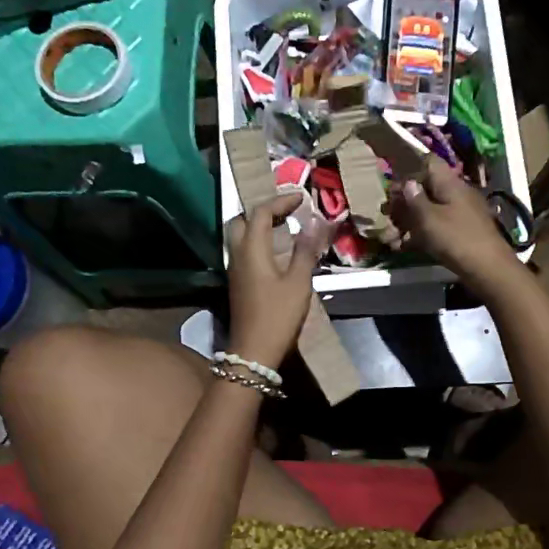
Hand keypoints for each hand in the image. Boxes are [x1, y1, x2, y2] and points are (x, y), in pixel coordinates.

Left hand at [226, 192, 331, 369]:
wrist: (254, 351)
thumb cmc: (278, 315)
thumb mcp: (298, 283)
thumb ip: (305, 251)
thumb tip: (313, 223)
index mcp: (251, 250)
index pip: (260, 213)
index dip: (280, 201)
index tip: (300, 198)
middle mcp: (237, 255)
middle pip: (241, 221)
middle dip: (262, 211)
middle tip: (286, 212)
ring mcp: (234, 270)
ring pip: (240, 237)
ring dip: (259, 227)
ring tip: (283, 228)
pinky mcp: (238, 284)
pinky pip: (244, 252)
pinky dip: (258, 243)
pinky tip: (276, 253)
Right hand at [390, 158, 523, 289]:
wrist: (488, 269)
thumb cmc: (456, 239)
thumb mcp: (429, 218)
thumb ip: (415, 199)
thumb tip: (408, 183)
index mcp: (450, 183)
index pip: (429, 162)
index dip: (408, 168)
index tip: (393, 184)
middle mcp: (456, 194)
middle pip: (427, 188)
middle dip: (405, 200)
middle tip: (388, 214)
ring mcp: (461, 214)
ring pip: (430, 210)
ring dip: (410, 220)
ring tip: (391, 236)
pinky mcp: (462, 233)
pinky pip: (437, 227)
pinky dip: (421, 234)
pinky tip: (406, 246)